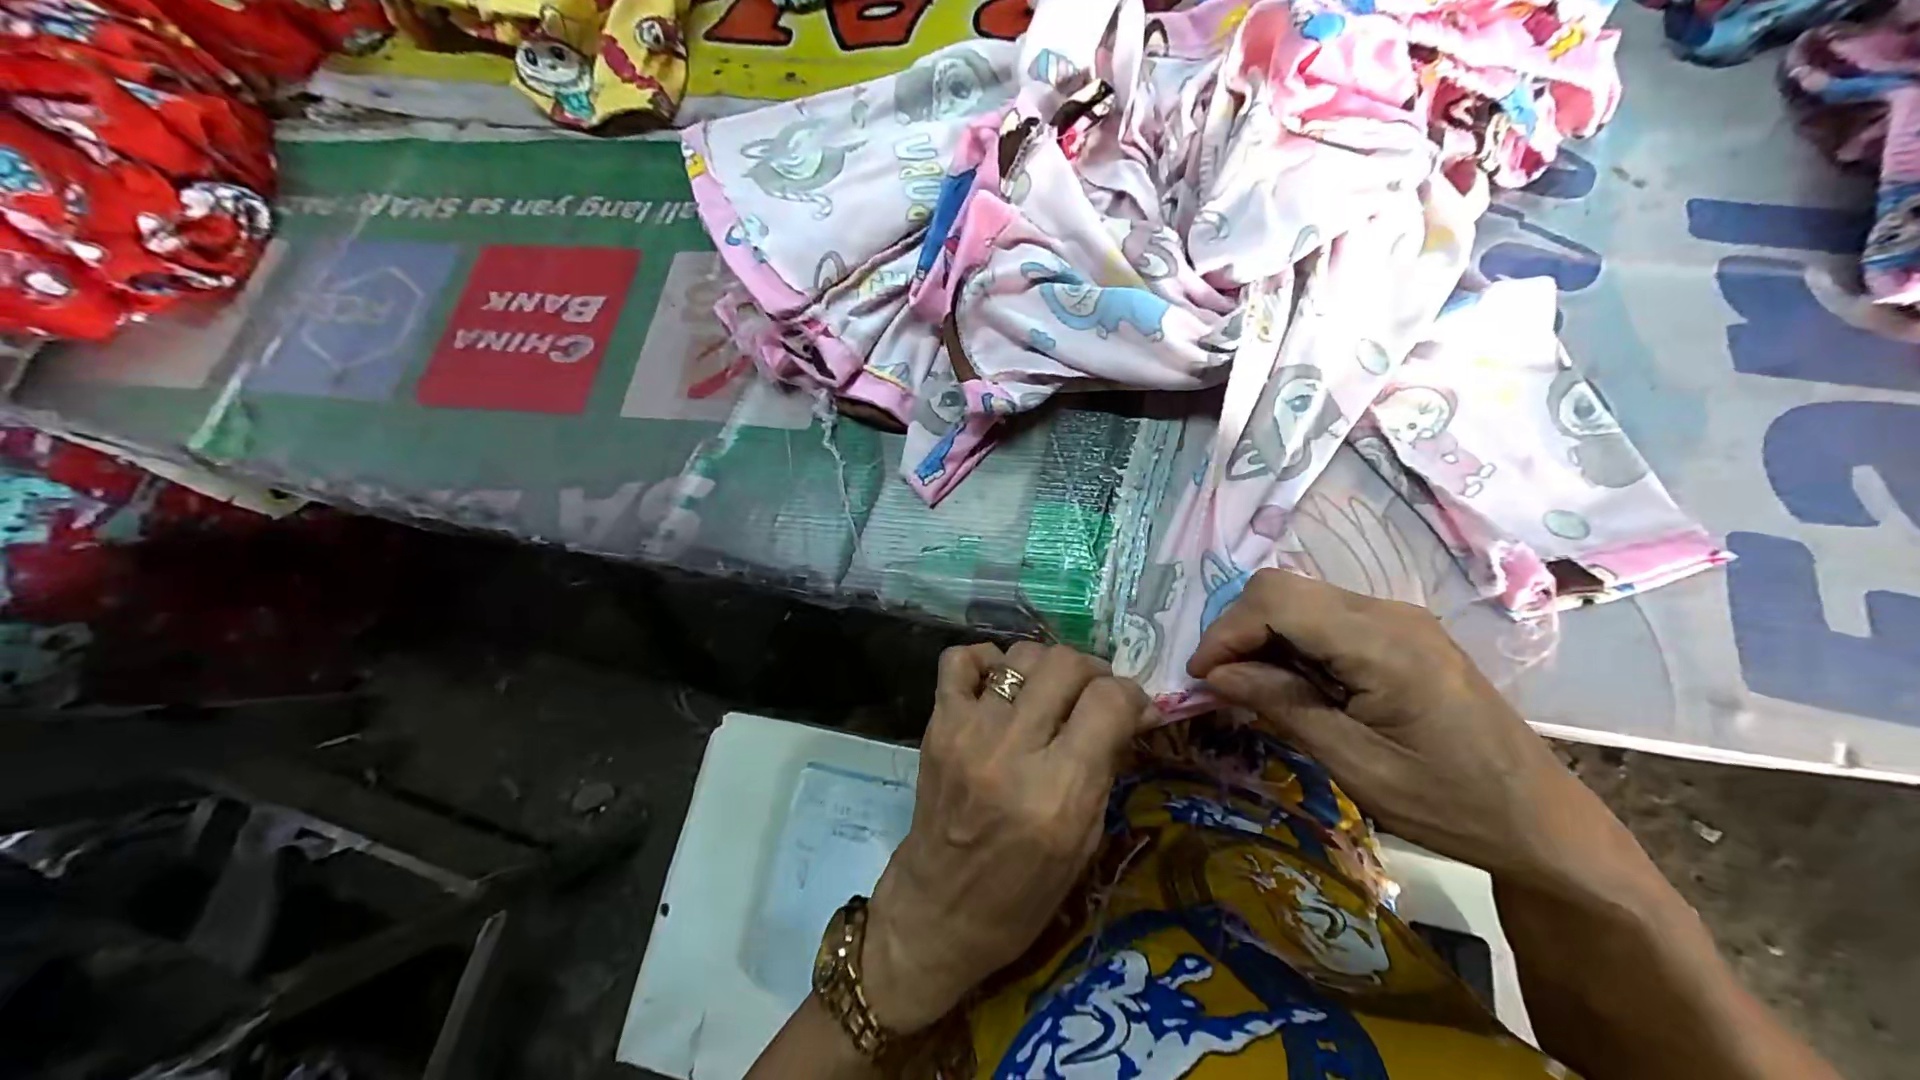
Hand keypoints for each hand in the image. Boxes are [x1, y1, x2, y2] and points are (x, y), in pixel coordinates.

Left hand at [861, 642, 1154, 1033]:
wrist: (940, 908)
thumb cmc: (1024, 892)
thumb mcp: (1084, 839)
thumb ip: (1106, 764)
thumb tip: (1133, 708)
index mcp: (1059, 794)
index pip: (1109, 701)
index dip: (1131, 696)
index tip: (1131, 708)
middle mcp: (1013, 753)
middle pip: (1066, 664)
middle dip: (1093, 672)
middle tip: (1093, 695)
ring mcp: (968, 732)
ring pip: (1021, 654)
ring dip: (1047, 667)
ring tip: (1049, 693)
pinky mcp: (937, 724)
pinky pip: (960, 659)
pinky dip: (986, 660)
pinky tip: (999, 684)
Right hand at [1186, 569, 1600, 891]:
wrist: (1540, 820)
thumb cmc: (1450, 804)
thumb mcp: (1355, 765)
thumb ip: (1281, 707)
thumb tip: (1214, 675)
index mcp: (1384, 644)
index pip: (1276, 601)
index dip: (1225, 632)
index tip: (1202, 679)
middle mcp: (1389, 613)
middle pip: (1282, 588)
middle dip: (1237, 630)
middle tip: (1223, 684)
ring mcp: (1397, 617)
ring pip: (1298, 597)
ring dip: (1261, 635)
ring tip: (1253, 687)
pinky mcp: (1399, 631)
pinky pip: (1322, 616)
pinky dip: (1289, 640)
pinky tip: (1292, 682)